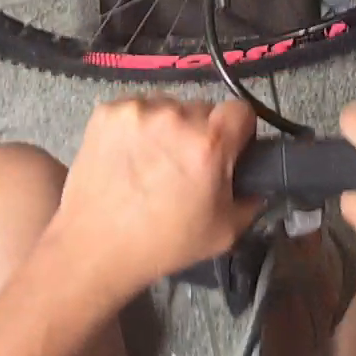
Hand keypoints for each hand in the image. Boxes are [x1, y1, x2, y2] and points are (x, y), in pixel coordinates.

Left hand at [45, 96, 260, 296]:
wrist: (94, 247)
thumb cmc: (164, 243)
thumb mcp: (225, 232)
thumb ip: (253, 199)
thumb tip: (261, 179)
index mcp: (208, 143)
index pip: (241, 111)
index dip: (239, 130)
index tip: (229, 150)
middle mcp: (175, 116)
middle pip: (202, 109)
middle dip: (200, 132)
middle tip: (185, 165)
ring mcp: (137, 109)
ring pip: (168, 107)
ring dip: (167, 127)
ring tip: (152, 162)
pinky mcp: (108, 110)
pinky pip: (136, 108)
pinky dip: (137, 126)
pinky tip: (129, 156)